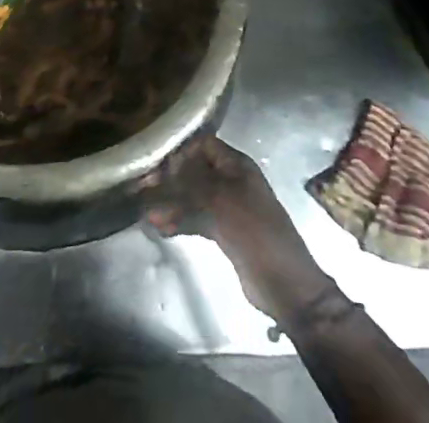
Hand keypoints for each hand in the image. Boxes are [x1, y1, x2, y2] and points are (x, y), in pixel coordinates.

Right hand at [141, 136, 337, 322]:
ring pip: (192, 197)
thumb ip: (186, 183)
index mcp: (237, 166)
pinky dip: (179, 221)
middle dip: (169, 180)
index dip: (181, 152)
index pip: (204, 145)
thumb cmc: (255, 231)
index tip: (157, 165)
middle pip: (195, 171)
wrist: (284, 283)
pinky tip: (161, 229)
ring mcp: (228, 207)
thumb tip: (154, 176)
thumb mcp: (219, 199)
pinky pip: (196, 218)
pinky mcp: (224, 231)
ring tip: (149, 215)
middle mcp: (232, 181)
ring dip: (171, 203)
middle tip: (144, 190)